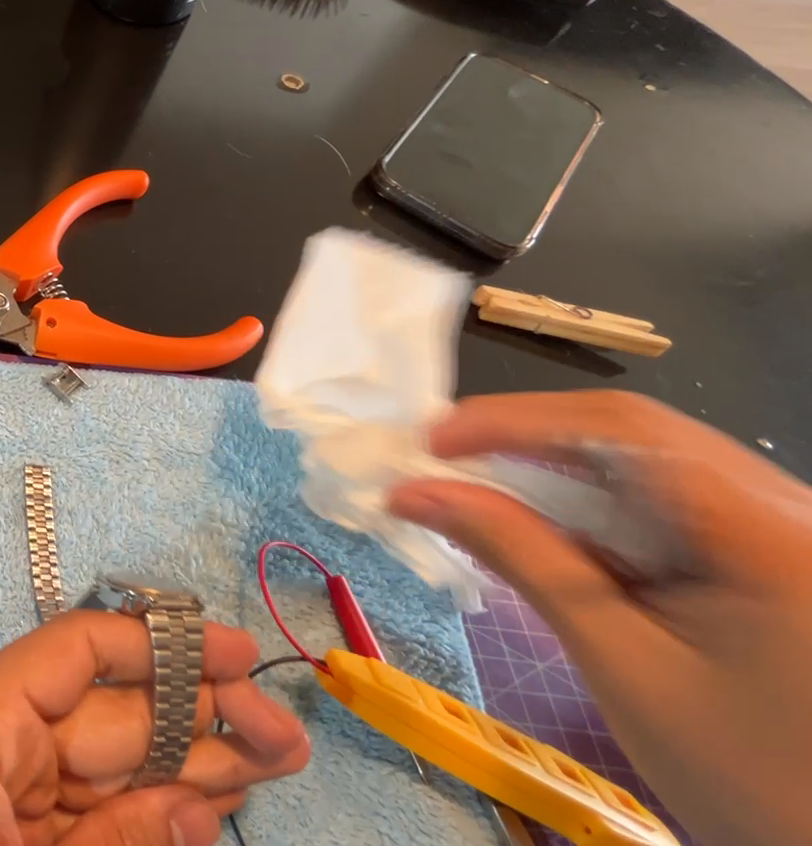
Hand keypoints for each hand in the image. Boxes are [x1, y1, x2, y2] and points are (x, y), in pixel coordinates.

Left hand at [0, 610, 309, 845]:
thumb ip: (121, 838)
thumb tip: (200, 803)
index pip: (75, 652)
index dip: (162, 645)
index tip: (240, 652)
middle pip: (102, 714)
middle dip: (197, 721)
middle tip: (289, 738)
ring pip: (98, 767)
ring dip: (183, 770)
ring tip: (272, 764)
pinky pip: (75, 813)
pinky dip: (138, 816)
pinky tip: (204, 808)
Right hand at [389, 391, 811, 845]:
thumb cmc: (750, 771)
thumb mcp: (619, 660)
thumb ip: (521, 558)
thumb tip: (416, 494)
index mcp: (771, 534)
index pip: (623, 431)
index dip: (515, 420)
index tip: (428, 444)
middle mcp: (787, 512)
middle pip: (633, 434)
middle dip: (523, 437)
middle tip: (435, 459)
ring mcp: (783, 530)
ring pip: (645, 461)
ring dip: (548, 467)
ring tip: (469, 485)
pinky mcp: (768, 553)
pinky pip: (663, 498)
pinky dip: (586, 501)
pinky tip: (538, 521)